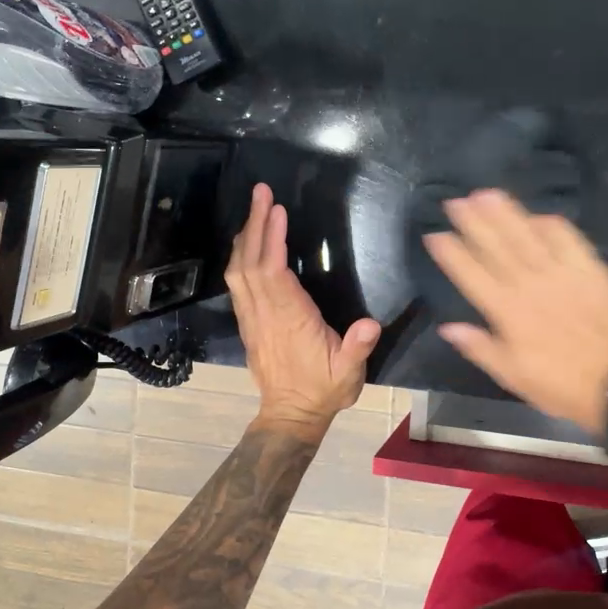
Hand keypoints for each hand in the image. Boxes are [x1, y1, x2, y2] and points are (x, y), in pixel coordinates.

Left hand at [227, 183, 381, 434]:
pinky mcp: (249, 322)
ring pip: (238, 271)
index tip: (276, 210)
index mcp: (290, 319)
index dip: (270, 240)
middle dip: (253, 225)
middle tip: (260, 192)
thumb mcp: (349, 374)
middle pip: (249, 263)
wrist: (291, 416)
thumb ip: (358, 347)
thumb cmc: (323, 390)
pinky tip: (248, 243)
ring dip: (244, 237)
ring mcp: (252, 318)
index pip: (272, 273)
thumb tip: (370, 325)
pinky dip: (241, 256)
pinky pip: (237, 283)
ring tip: (254, 210)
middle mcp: (265, 314)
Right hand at [422, 189, 607, 433]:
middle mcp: (530, 284)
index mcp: (507, 311)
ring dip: (505, 213)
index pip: (471, 273)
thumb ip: (480, 348)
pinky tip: (538, 215)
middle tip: (456, 202)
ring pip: (527, 234)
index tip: (435, 234)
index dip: (451, 252)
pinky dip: (550, 224)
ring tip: (486, 194)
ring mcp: (562, 272)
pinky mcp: (591, 268)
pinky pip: (568, 237)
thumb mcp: (513, 376)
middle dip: (473, 222)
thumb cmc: (561, 386)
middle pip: (496, 245)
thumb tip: (448, 327)